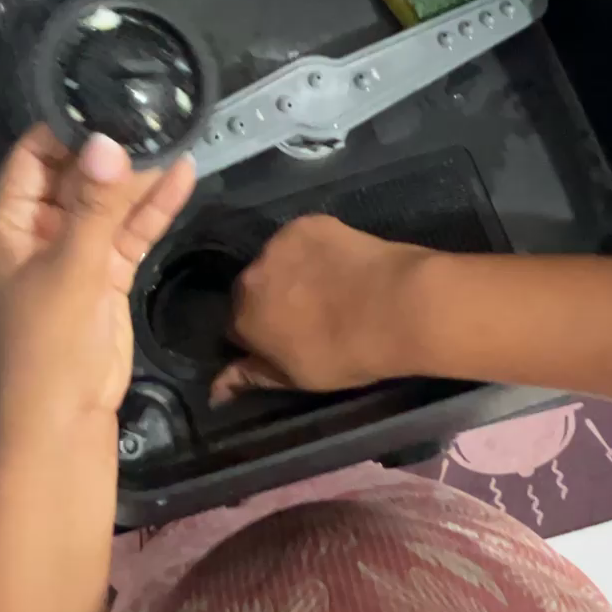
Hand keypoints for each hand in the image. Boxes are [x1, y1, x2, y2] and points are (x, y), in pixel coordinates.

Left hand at [0, 126, 196, 430]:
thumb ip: (95, 205)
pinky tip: (183, 176)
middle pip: (76, 176)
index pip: (31, 159)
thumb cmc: (50, 340)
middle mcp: (42, 230)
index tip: (100, 96)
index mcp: (12, 223)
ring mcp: (78, 251)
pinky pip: (131, 231)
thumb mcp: (72, 266)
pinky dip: (154, 209)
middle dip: (110, 148)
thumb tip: (108, 141)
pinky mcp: (109, 273)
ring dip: (139, 176)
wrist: (66, 414)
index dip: (61, 128)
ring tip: (175, 132)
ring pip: (110, 203)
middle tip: (150, 109)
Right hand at [212, 215, 434, 401]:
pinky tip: (340, 263)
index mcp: (242, 317)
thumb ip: (250, 376)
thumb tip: (215, 389)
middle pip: (251, 288)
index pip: (237, 326)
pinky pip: (300, 238)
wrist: (396, 306)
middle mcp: (250, 276)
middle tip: (309, 312)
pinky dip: (314, 249)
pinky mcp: (306, 223)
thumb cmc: (345, 353)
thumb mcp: (296, 377)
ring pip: (275, 260)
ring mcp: (278, 244)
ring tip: (328, 285)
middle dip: (270, 298)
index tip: (286, 340)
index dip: (261, 334)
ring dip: (290, 271)